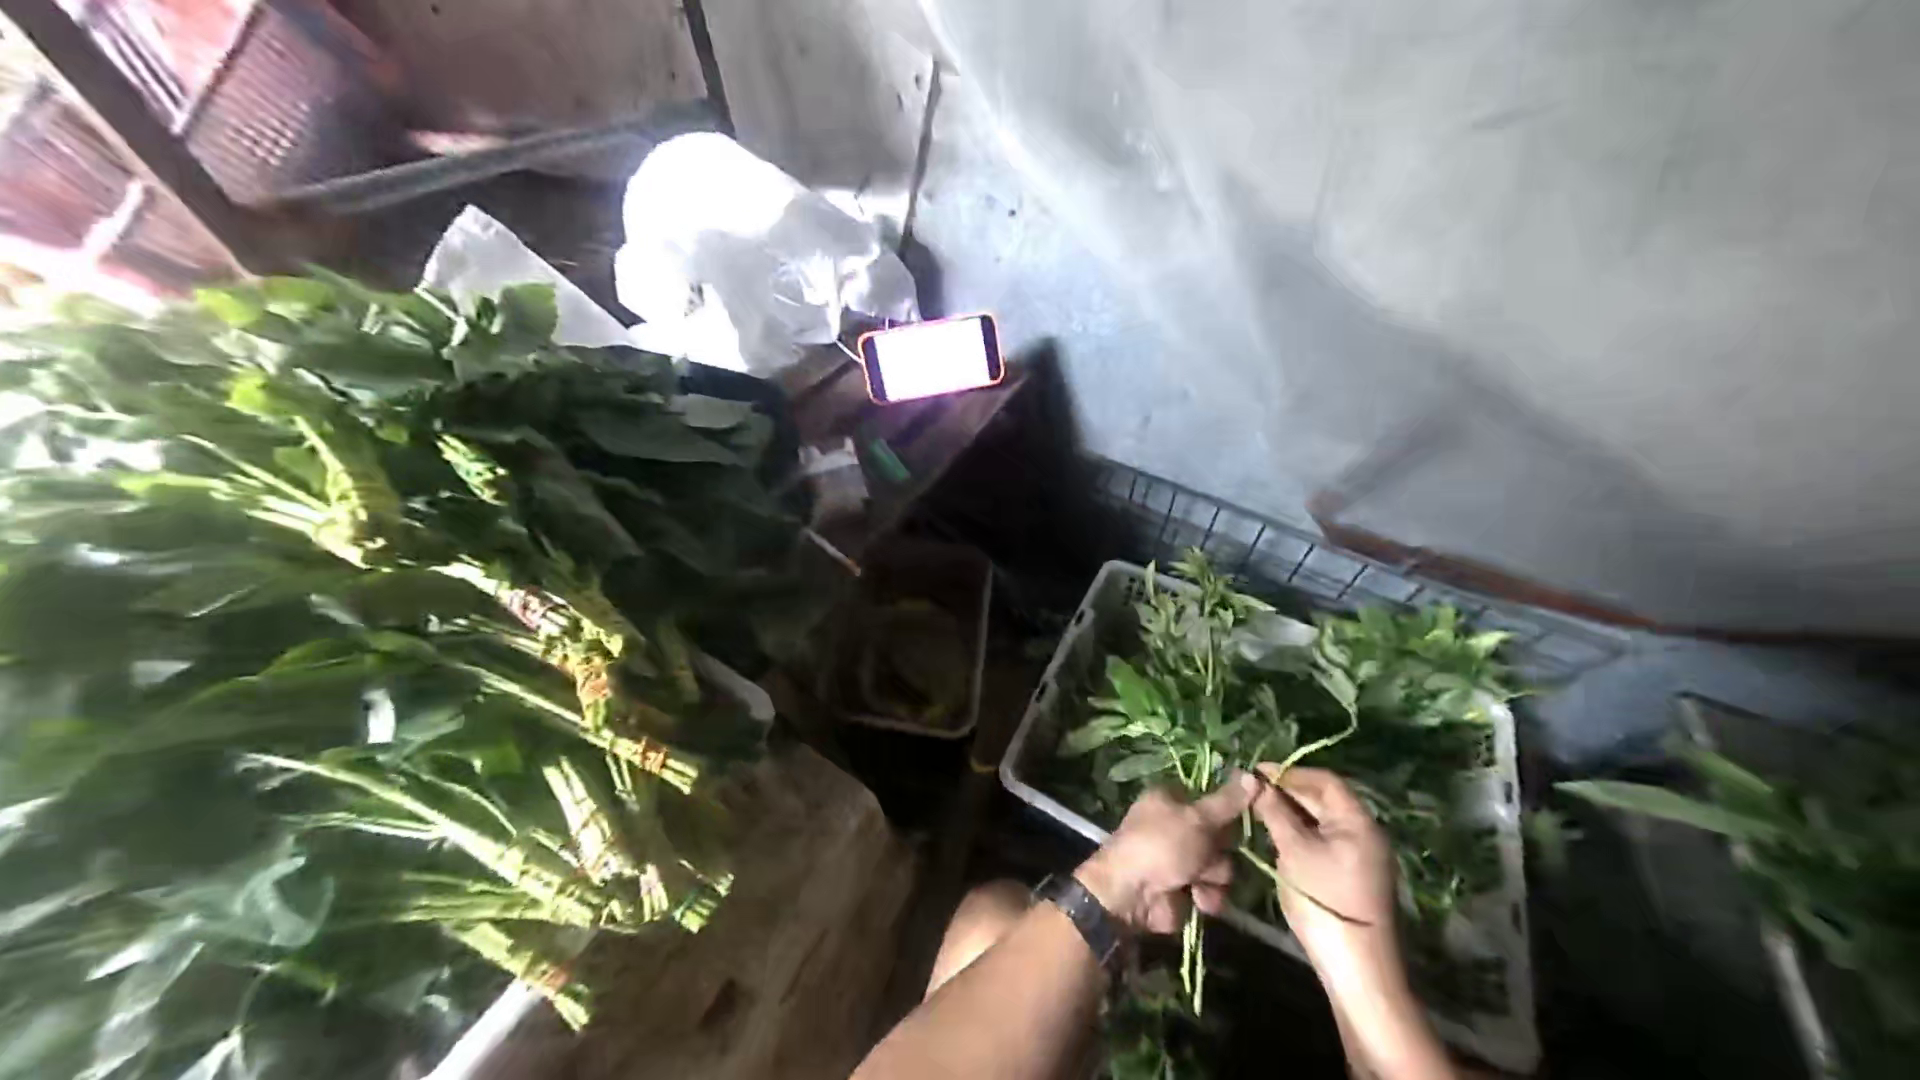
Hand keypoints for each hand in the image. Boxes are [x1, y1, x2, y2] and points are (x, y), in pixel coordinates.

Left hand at [1073, 772, 1261, 933]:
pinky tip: (1198, 898)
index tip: (1248, 812)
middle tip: (1211, 850)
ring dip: (1215, 875)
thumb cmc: (1162, 844)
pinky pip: (1214, 888)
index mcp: (1171, 798)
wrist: (1132, 894)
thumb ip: (1227, 801)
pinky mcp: (1187, 886)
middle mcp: (1177, 824)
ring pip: (1222, 863)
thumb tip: (1254, 775)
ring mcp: (1182, 856)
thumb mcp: (1197, 819)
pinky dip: (1208, 895)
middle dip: (1221, 848)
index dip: (1229, 807)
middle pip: (1222, 833)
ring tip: (1198, 880)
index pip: (1212, 796)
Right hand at [1251, 766, 1399, 978]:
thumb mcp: (1293, 850)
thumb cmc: (1323, 899)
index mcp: (1358, 822)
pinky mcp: (1352, 872)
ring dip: (1291, 810)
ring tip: (1256, 809)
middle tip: (1251, 790)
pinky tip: (1275, 833)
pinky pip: (1324, 837)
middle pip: (1324, 798)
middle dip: (1288, 790)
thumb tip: (1252, 780)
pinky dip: (1300, 829)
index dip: (1289, 772)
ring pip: (1322, 819)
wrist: (1356, 966)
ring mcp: (1360, 854)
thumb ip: (1274, 811)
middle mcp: (1365, 832)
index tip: (1255, 773)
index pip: (1324, 780)